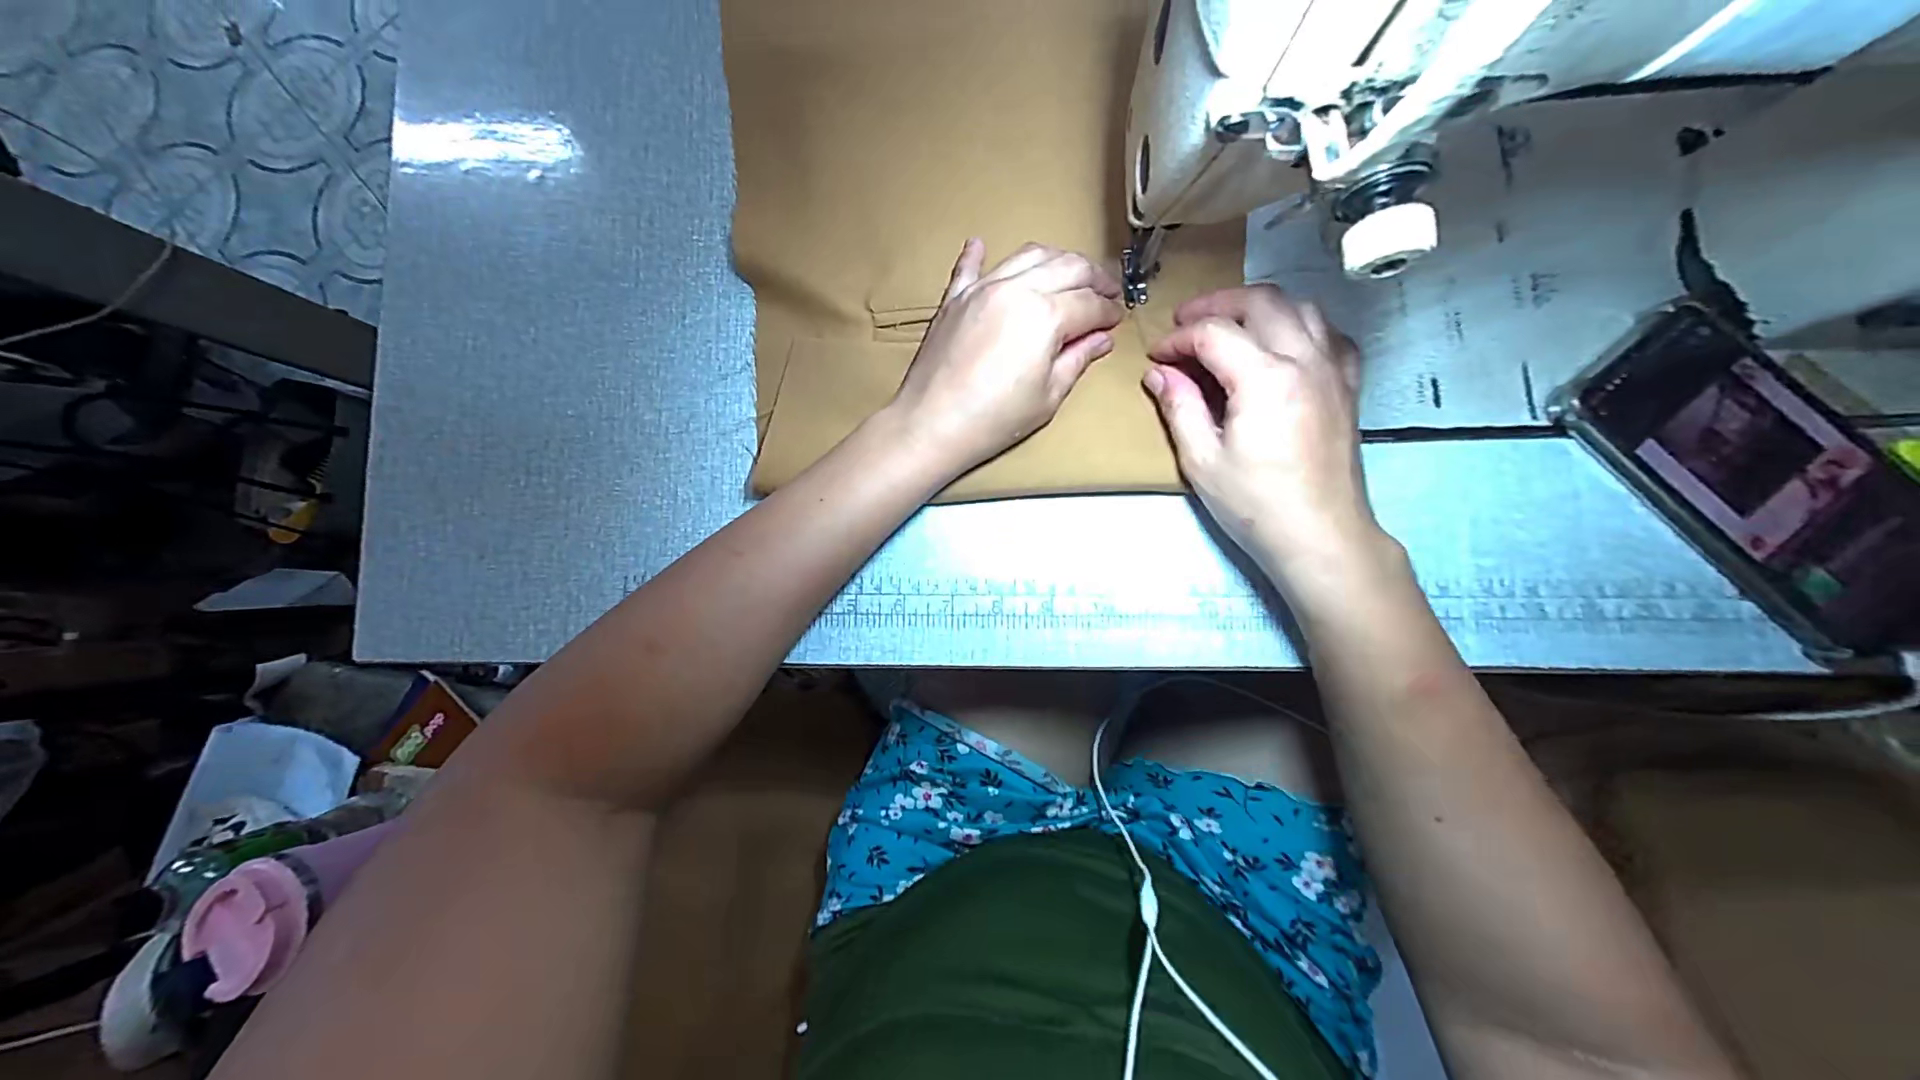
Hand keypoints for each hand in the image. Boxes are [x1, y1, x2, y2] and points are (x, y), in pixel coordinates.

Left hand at [885, 239, 1124, 473]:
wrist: (931, 424)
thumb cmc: (991, 419)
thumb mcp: (1048, 396)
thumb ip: (1077, 359)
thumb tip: (1099, 340)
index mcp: (1045, 315)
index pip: (1090, 303)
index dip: (1109, 312)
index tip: (1116, 320)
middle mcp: (1016, 290)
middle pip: (1067, 267)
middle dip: (1094, 277)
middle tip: (1106, 292)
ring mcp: (982, 290)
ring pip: (1028, 256)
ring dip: (1056, 260)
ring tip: (1069, 274)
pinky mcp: (954, 300)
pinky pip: (969, 267)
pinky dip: (977, 254)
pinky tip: (980, 244)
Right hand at [1142, 285, 1388, 588]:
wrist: (1320, 535)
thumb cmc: (1255, 505)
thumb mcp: (1202, 461)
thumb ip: (1179, 408)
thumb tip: (1159, 374)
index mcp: (1266, 378)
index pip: (1215, 333)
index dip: (1179, 340)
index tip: (1157, 358)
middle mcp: (1305, 360)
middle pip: (1261, 301)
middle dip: (1216, 305)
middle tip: (1185, 323)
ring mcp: (1334, 369)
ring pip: (1300, 307)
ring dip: (1258, 307)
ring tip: (1229, 327)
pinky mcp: (1348, 385)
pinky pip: (1329, 333)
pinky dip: (1298, 326)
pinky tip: (1280, 346)